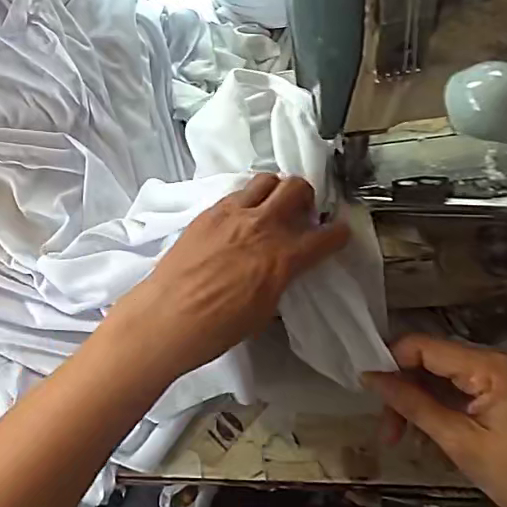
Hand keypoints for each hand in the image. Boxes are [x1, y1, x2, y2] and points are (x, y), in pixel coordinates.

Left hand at [108, 174, 348, 379]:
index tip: (337, 234)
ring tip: (270, 207)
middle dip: (306, 197)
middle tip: (300, 212)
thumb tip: (282, 269)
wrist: (169, 315)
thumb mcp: (264, 309)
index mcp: (284, 256)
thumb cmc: (218, 326)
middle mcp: (262, 226)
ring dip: (275, 190)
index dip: (338, 234)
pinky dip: (246, 199)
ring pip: (266, 180)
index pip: (327, 236)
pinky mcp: (207, 213)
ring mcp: (232, 214)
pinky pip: (236, 193)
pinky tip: (240, 218)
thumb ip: (279, 279)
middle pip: (297, 187)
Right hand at [362, 335, 506, 506]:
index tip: (367, 391)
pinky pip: (448, 389)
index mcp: (488, 366)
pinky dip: (429, 409)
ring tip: (398, 438)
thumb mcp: (459, 442)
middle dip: (400, 390)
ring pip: (432, 376)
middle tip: (387, 430)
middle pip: (424, 361)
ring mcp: (492, 376)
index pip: (421, 346)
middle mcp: (489, 361)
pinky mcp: (492, 392)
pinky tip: (420, 435)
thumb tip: (371, 378)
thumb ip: (413, 405)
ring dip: (411, 403)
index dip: (390, 363)